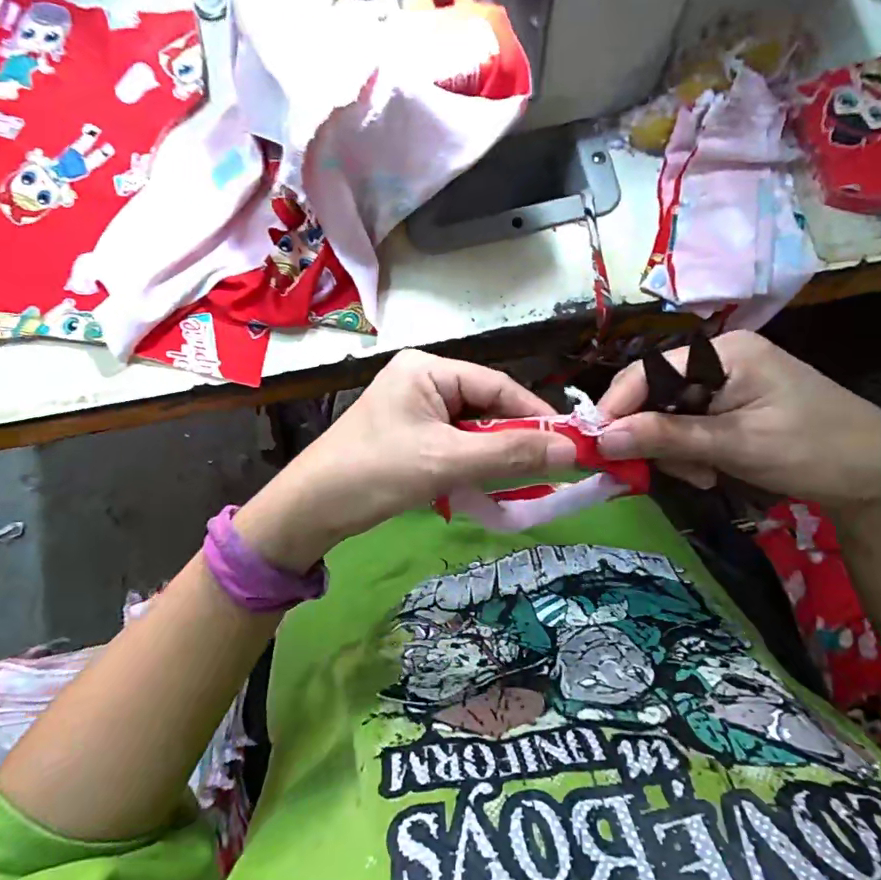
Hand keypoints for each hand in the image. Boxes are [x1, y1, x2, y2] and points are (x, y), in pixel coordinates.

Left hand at [235, 350, 577, 568]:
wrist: (311, 510)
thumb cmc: (376, 473)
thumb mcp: (447, 461)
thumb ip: (510, 454)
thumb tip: (570, 449)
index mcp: (426, 369)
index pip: (496, 385)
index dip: (535, 414)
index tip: (569, 443)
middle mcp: (421, 381)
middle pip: (486, 406)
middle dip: (515, 439)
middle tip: (550, 468)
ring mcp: (413, 410)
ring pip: (472, 429)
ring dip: (495, 456)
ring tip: (524, 480)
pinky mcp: (408, 437)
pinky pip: (454, 445)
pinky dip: (473, 465)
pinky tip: (488, 485)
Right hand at [595, 331, 880, 513]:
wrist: (880, 479)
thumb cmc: (814, 450)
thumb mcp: (736, 445)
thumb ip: (668, 438)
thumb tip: (602, 439)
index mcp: (724, 352)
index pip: (648, 372)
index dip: (617, 407)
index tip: (596, 445)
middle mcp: (720, 359)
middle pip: (655, 394)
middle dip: (652, 436)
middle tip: (670, 473)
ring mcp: (726, 384)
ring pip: (668, 416)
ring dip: (673, 451)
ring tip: (703, 477)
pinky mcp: (732, 407)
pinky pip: (688, 427)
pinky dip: (689, 453)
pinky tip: (710, 472)